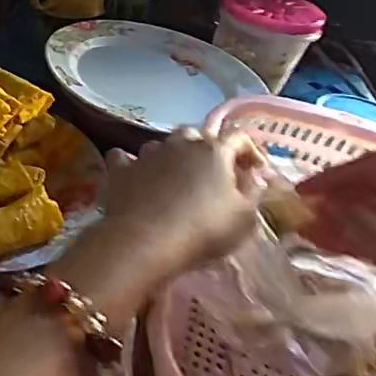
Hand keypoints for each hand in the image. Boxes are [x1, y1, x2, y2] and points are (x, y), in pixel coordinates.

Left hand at [58, 128, 264, 313]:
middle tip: (213, 171)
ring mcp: (147, 155)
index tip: (254, 169)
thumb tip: (254, 176)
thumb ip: (253, 192)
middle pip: (195, 135)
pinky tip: (133, 174)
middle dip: (206, 148)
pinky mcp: (121, 170)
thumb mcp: (245, 217)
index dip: (249, 151)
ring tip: (175, 176)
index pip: (237, 138)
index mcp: (213, 151)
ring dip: (170, 155)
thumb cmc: (204, 229)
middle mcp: (179, 144)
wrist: (146, 240)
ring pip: (161, 144)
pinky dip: (130, 163)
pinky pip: (123, 157)